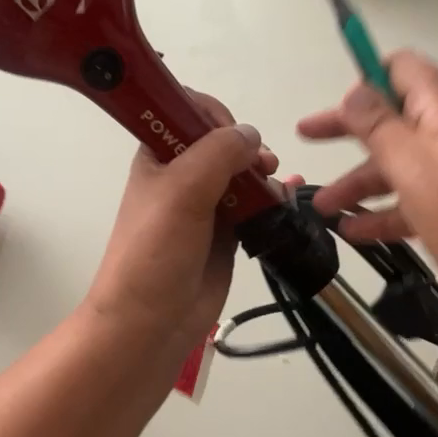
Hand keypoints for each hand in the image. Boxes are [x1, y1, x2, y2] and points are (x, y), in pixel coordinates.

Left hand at [82, 90, 289, 349]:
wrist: (149, 325)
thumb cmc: (155, 250)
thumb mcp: (182, 190)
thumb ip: (218, 154)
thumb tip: (251, 135)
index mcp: (157, 154)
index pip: (185, 111)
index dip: (212, 114)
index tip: (230, 133)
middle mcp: (180, 172)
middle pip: (219, 140)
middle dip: (245, 144)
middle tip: (262, 163)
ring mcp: (203, 203)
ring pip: (240, 171)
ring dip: (261, 170)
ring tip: (275, 184)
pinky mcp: (225, 231)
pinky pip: (253, 203)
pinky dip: (271, 196)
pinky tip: (288, 196)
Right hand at [298, 50, 437, 327]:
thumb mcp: (416, 169)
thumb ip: (380, 127)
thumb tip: (355, 90)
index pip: (405, 68)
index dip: (368, 74)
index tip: (336, 99)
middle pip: (396, 117)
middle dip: (349, 128)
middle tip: (306, 136)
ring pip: (404, 163)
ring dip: (361, 179)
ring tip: (321, 206)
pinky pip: (420, 198)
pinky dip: (388, 210)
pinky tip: (357, 233)